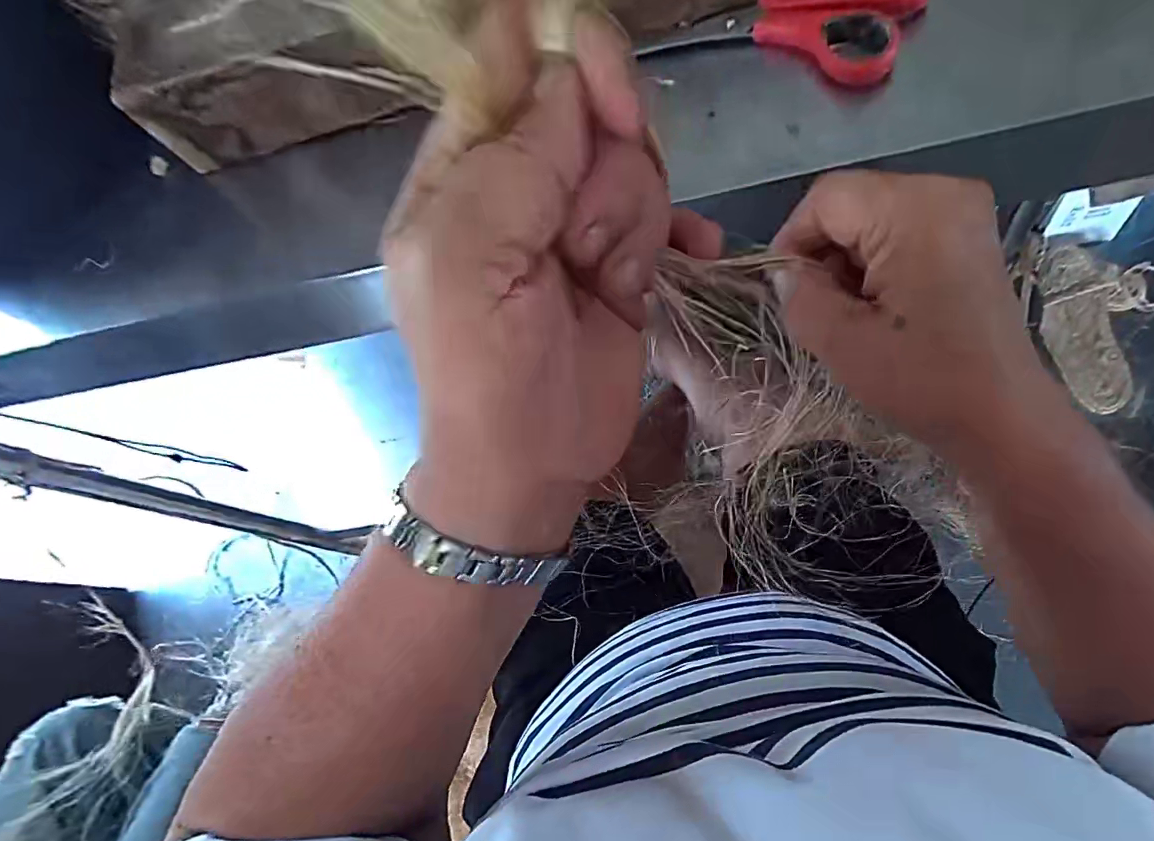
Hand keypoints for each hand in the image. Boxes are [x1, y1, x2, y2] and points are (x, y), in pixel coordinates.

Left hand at [386, 2, 670, 553]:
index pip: (509, 69)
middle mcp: (525, 191)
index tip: (603, 97)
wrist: (530, 465)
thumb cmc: (483, 370)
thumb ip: (516, 165)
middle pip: (589, 113)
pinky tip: (688, 255)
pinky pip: (666, 219)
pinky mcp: (624, 271)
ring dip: (633, 220)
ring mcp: (579, 232)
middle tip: (590, 240)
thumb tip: (569, 83)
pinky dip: (679, 234)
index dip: (561, 62)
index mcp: (464, 175)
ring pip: (633, 169)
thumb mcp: (472, 262)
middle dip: (607, 166)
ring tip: (609, 282)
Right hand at [770, 171, 1050, 456]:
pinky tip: (880, 313)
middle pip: (854, 205)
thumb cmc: (923, 381)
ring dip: (850, 267)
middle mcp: (945, 192)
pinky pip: (905, 237)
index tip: (782, 292)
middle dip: (825, 257)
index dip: (792, 241)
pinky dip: (880, 269)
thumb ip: (800, 297)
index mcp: (914, 208)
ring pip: (877, 222)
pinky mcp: (971, 241)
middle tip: (818, 313)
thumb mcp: (844, 344)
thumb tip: (787, 275)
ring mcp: (965, 214)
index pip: (827, 197)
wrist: (1002, 416)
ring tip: (851, 320)